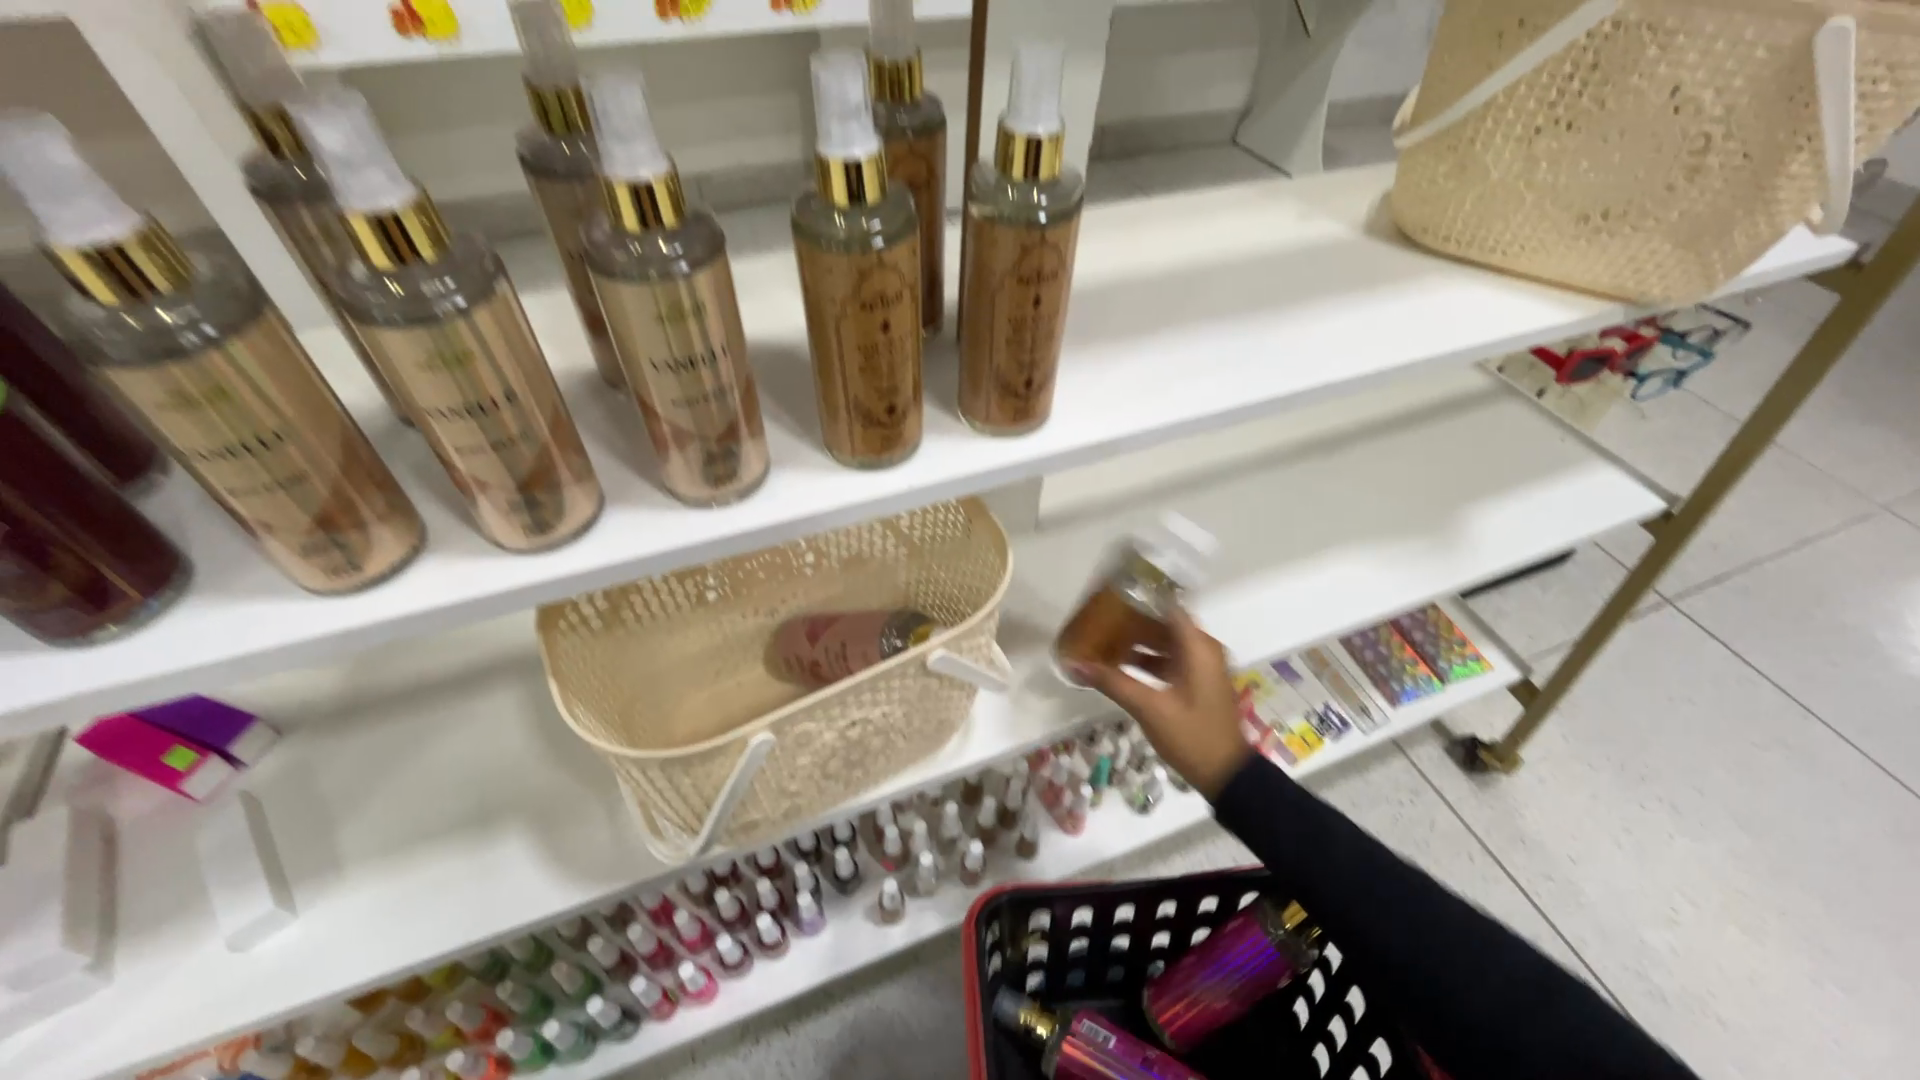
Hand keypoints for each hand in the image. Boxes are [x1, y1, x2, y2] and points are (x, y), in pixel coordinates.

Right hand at [1066, 608, 1250, 798]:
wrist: (1226, 775)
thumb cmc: (1191, 736)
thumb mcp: (1149, 709)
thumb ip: (1113, 682)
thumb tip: (1075, 664)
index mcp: (1199, 648)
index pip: (1168, 607)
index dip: (1140, 598)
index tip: (1112, 597)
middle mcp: (1205, 650)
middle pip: (1166, 623)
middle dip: (1134, 621)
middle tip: (1101, 619)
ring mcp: (1204, 667)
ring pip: (1168, 643)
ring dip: (1140, 642)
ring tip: (1106, 641)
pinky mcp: (1200, 683)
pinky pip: (1172, 660)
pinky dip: (1150, 661)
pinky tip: (1123, 667)